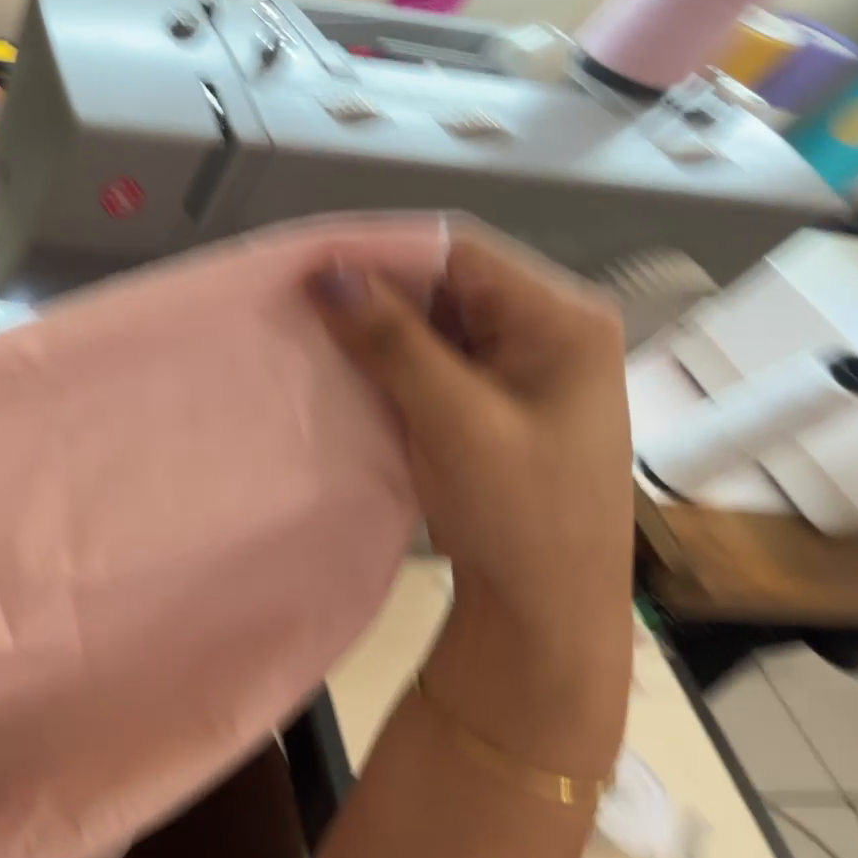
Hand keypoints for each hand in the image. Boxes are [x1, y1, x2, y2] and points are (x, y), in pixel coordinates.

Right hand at [309, 226, 632, 649]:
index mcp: (560, 320)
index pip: (459, 252)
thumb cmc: (519, 512)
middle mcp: (543, 329)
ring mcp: (515, 365)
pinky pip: (427, 356)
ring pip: (430, 319)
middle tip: (298, 296)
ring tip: (308, 324)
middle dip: (372, 288)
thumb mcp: (454, 420)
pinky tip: (340, 362)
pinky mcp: (486, 396)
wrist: (545, 606)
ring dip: (372, 323)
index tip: (308, 262)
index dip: (382, 250)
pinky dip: (383, 356)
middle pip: (444, 282)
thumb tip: (326, 273)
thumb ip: (393, 341)